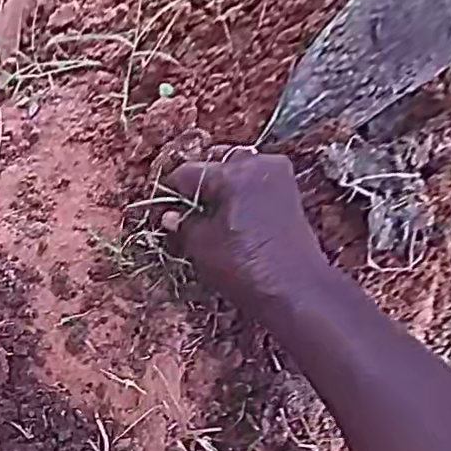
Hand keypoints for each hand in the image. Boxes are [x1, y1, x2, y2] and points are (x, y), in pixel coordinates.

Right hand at [164, 151, 331, 308]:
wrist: (291, 286)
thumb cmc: (241, 266)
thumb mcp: (200, 245)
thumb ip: (182, 224)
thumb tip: (170, 216)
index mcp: (233, 173)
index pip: (187, 172)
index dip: (169, 192)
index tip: (160, 210)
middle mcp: (259, 163)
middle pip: (215, 164)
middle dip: (196, 186)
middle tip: (182, 213)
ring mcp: (277, 175)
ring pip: (236, 171)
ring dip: (218, 190)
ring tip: (205, 217)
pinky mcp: (288, 191)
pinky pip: (253, 183)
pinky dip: (237, 195)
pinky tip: (227, 219)